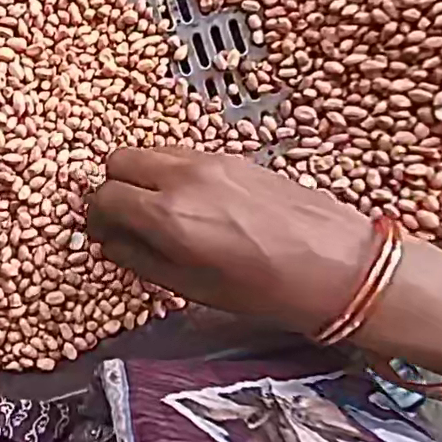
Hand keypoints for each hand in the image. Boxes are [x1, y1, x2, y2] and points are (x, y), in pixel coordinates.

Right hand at [85, 147, 375, 334]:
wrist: (344, 266)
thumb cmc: (267, 289)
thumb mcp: (193, 288)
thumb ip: (140, 260)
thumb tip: (111, 242)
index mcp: (167, 215)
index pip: (104, 195)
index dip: (96, 216)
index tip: (104, 231)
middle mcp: (182, 177)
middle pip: (119, 160)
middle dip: (113, 186)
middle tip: (126, 215)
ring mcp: (209, 160)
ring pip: (150, 151)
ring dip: (141, 175)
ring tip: (159, 208)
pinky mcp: (233, 155)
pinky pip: (181, 153)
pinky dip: (170, 171)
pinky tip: (192, 201)